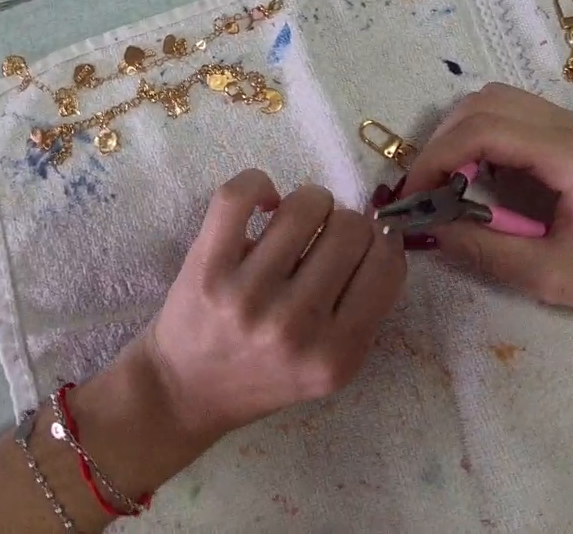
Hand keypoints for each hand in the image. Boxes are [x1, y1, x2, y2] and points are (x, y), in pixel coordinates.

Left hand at [120, 168, 406, 447]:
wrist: (186, 389)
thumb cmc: (265, 374)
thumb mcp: (331, 366)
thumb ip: (361, 309)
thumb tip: (383, 230)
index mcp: (337, 356)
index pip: (386, 265)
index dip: (381, 241)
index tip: (365, 241)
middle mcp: (295, 325)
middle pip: (349, 229)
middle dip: (344, 221)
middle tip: (324, 236)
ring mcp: (248, 293)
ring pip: (304, 205)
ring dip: (308, 203)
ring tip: (294, 221)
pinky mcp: (207, 266)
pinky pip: (239, 194)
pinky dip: (258, 183)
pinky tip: (263, 202)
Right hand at [398, 83, 572, 329]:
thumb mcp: (552, 277)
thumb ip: (484, 250)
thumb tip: (427, 228)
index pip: (485, 131)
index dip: (437, 157)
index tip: (414, 194)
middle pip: (484, 104)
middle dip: (443, 141)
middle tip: (426, 187)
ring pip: (494, 100)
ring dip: (459, 133)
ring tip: (447, 179)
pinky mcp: (572, 132)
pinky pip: (510, 114)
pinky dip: (480, 135)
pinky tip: (477, 174)